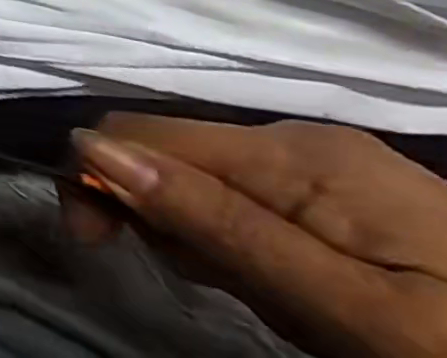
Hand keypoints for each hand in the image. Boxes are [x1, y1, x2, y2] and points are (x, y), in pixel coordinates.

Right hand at [67, 115, 446, 357]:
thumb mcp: (355, 312)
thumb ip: (223, 227)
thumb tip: (92, 149)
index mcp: (299, 153)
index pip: (147, 134)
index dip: (98, 176)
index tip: (91, 243)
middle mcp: (303, 140)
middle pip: (174, 152)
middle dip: (155, 213)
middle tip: (195, 286)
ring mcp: (331, 169)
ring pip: (208, 181)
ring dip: (201, 237)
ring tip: (255, 299)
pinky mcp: (350, 199)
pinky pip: (253, 202)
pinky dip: (240, 244)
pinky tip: (279, 285)